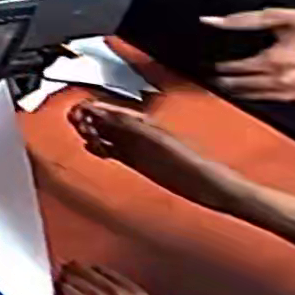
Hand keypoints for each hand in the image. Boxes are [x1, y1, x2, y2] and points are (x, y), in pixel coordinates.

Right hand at [69, 102, 244, 212]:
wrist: (216, 190)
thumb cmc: (190, 164)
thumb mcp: (155, 139)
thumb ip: (124, 123)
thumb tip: (93, 108)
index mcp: (135, 118)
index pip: (97, 105)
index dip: (82, 110)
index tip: (78, 121)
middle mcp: (131, 128)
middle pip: (94, 117)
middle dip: (83, 122)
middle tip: (86, 134)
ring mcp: (131, 144)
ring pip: (97, 131)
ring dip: (88, 135)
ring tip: (94, 144)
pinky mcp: (133, 159)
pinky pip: (105, 147)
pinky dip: (96, 147)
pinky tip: (99, 152)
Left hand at [205, 8, 294, 101]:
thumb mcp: (282, 15)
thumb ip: (244, 20)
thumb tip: (209, 21)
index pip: (260, 64)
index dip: (236, 67)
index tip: (215, 67)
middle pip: (271, 81)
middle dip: (242, 84)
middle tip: (218, 83)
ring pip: (286, 93)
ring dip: (258, 94)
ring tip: (234, 93)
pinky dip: (281, 98)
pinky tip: (265, 97)